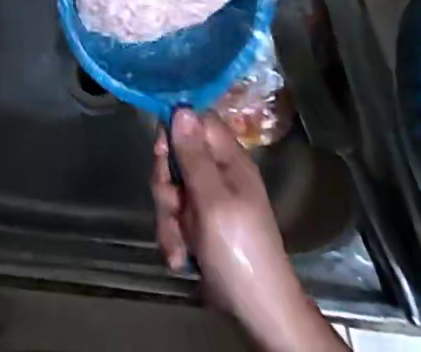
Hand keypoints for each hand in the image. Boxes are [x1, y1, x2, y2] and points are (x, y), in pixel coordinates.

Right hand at [152, 110, 345, 351]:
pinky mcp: (198, 224)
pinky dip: (171, 233)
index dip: (174, 127)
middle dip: (164, 181)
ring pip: (167, 186)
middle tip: (173, 202)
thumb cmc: (240, 251)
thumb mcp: (212, 200)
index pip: (197, 120)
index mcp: (230, 161)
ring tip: (179, 241)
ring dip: (167, 215)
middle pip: (174, 154)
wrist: (258, 313)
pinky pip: (171, 214)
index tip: (162, 150)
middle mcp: (218, 175)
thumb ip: (193, 155)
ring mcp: (208, 200)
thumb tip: (181, 108)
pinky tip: (180, 254)